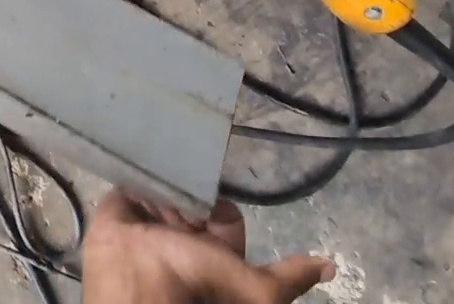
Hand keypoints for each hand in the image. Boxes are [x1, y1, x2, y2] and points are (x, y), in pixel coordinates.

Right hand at [81, 191, 333, 303]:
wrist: (135, 272)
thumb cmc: (197, 280)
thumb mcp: (256, 290)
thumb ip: (287, 277)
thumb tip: (330, 266)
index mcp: (214, 253)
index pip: (224, 217)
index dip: (221, 210)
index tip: (211, 206)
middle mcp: (184, 236)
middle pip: (195, 200)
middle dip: (192, 196)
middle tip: (182, 193)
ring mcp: (151, 219)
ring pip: (167, 189)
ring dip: (165, 183)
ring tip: (159, 176)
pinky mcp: (123, 202)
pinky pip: (135, 180)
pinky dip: (139, 171)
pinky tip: (141, 162)